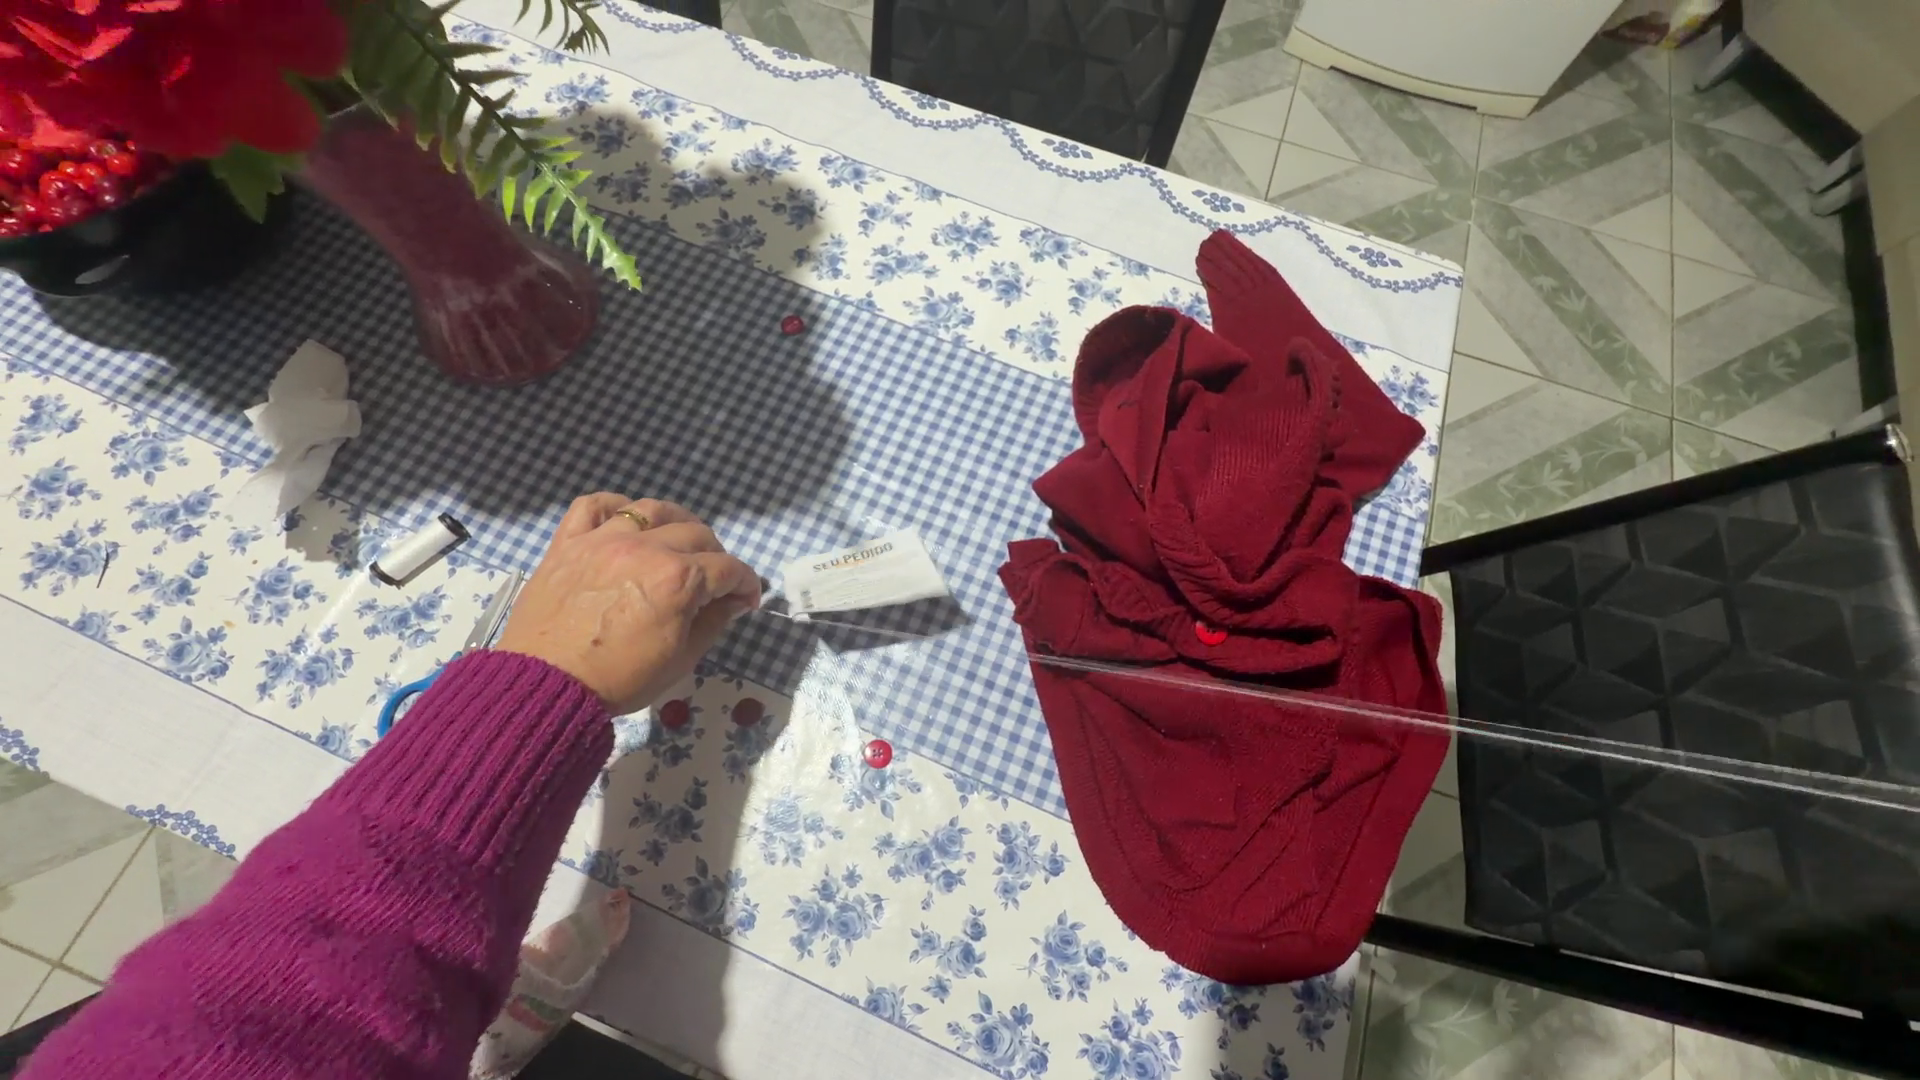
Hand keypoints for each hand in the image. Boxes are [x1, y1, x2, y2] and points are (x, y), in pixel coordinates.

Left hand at [494, 494, 761, 713]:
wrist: (547, 686)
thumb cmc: (621, 679)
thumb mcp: (682, 658)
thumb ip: (715, 621)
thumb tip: (734, 600)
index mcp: (678, 579)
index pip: (729, 569)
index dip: (746, 584)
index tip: (746, 599)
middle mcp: (646, 548)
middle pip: (698, 534)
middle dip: (717, 557)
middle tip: (713, 581)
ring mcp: (603, 540)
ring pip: (653, 510)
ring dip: (677, 522)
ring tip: (678, 542)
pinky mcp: (568, 542)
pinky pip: (593, 505)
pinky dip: (615, 507)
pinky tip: (625, 522)